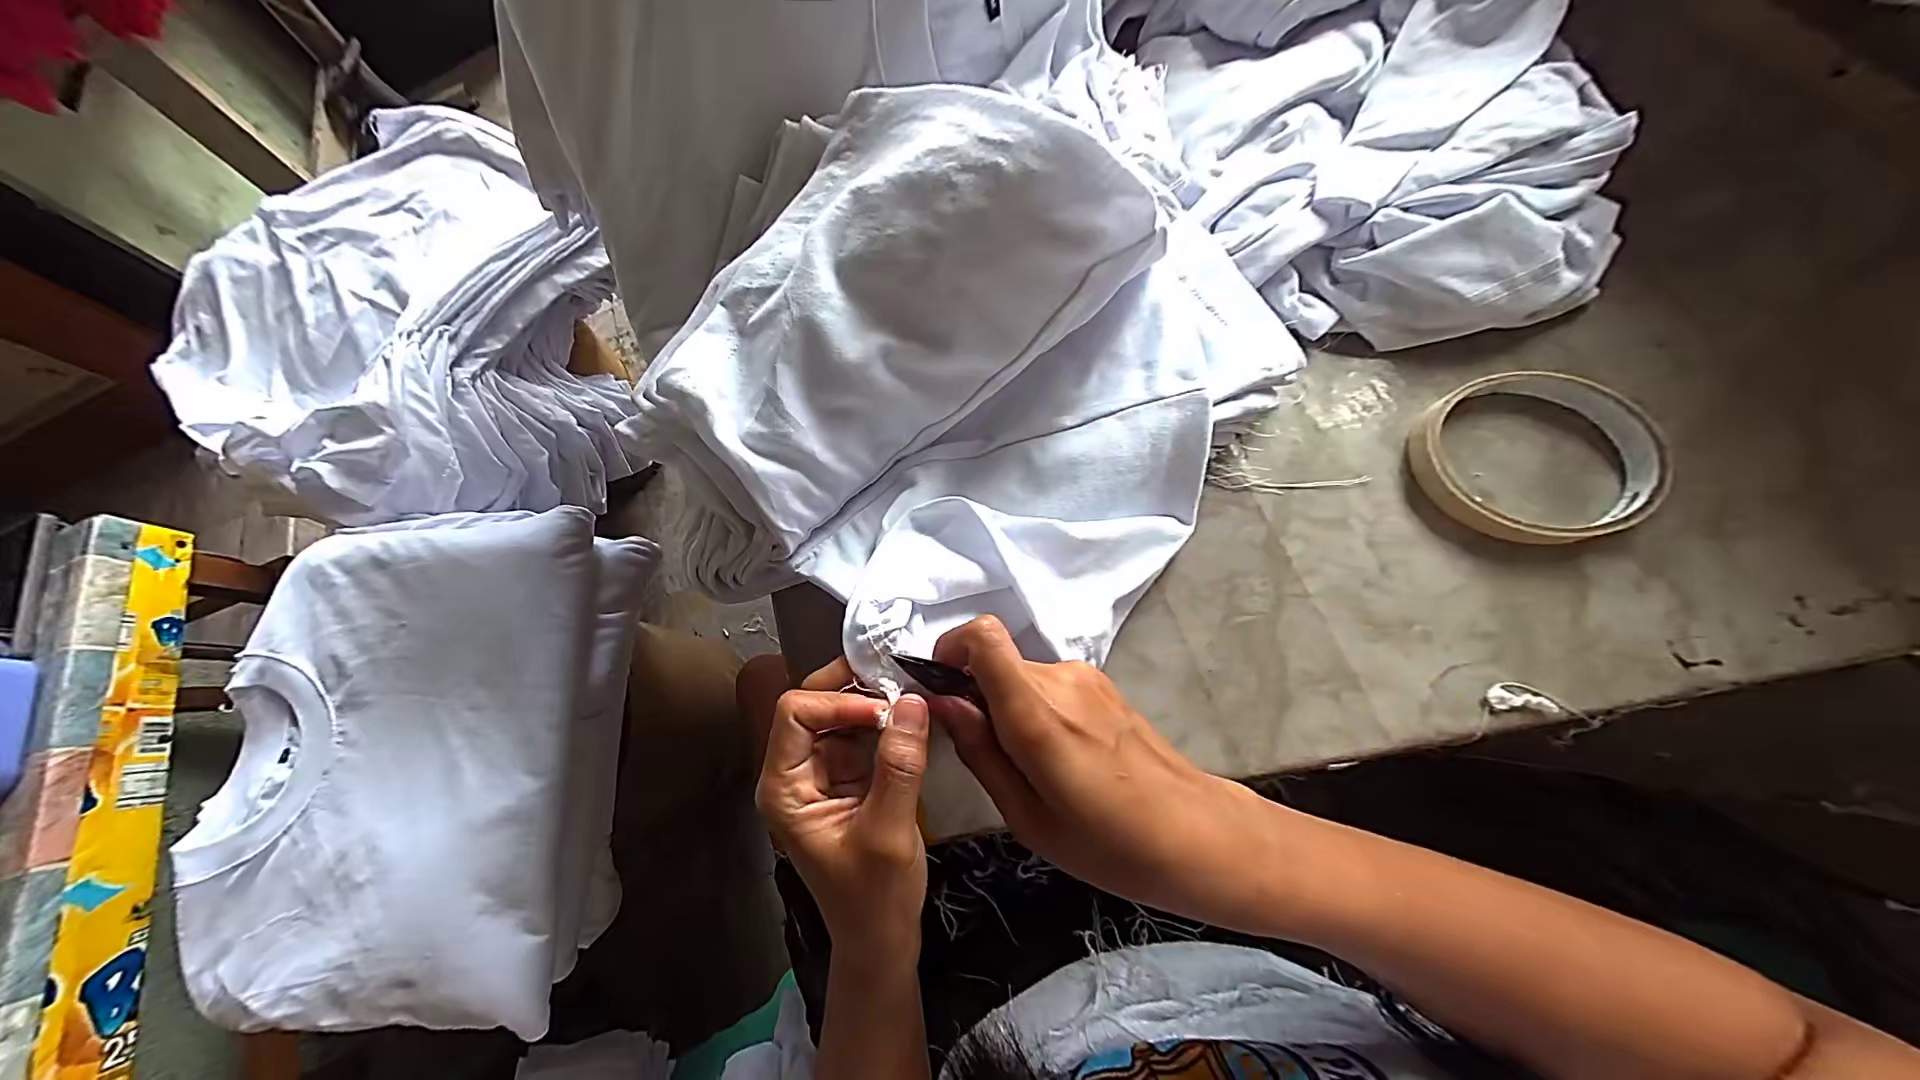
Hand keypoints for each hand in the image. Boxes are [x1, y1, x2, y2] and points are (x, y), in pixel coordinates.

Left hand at [753, 672, 930, 957]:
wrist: (882, 937)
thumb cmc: (875, 897)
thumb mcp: (889, 832)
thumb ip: (899, 765)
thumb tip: (913, 701)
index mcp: (784, 787)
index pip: (794, 713)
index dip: (837, 700)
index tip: (884, 711)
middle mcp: (795, 771)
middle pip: (813, 703)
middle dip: (854, 688)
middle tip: (899, 682)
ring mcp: (822, 771)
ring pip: (840, 711)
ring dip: (874, 699)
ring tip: (913, 696)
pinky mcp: (849, 775)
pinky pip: (863, 731)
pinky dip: (887, 719)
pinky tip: (913, 717)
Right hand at [929, 616, 1271, 923]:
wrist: (1197, 835)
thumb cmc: (1108, 843)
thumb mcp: (1027, 816)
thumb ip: (980, 751)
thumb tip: (943, 702)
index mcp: (1038, 712)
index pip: (984, 636)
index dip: (951, 648)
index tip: (942, 688)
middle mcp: (1062, 679)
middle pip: (997, 658)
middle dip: (976, 692)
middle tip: (986, 751)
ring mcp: (1087, 678)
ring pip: (1022, 674)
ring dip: (1007, 704)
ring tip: (1029, 764)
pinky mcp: (1103, 685)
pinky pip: (1049, 684)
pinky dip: (1034, 707)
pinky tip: (1058, 756)